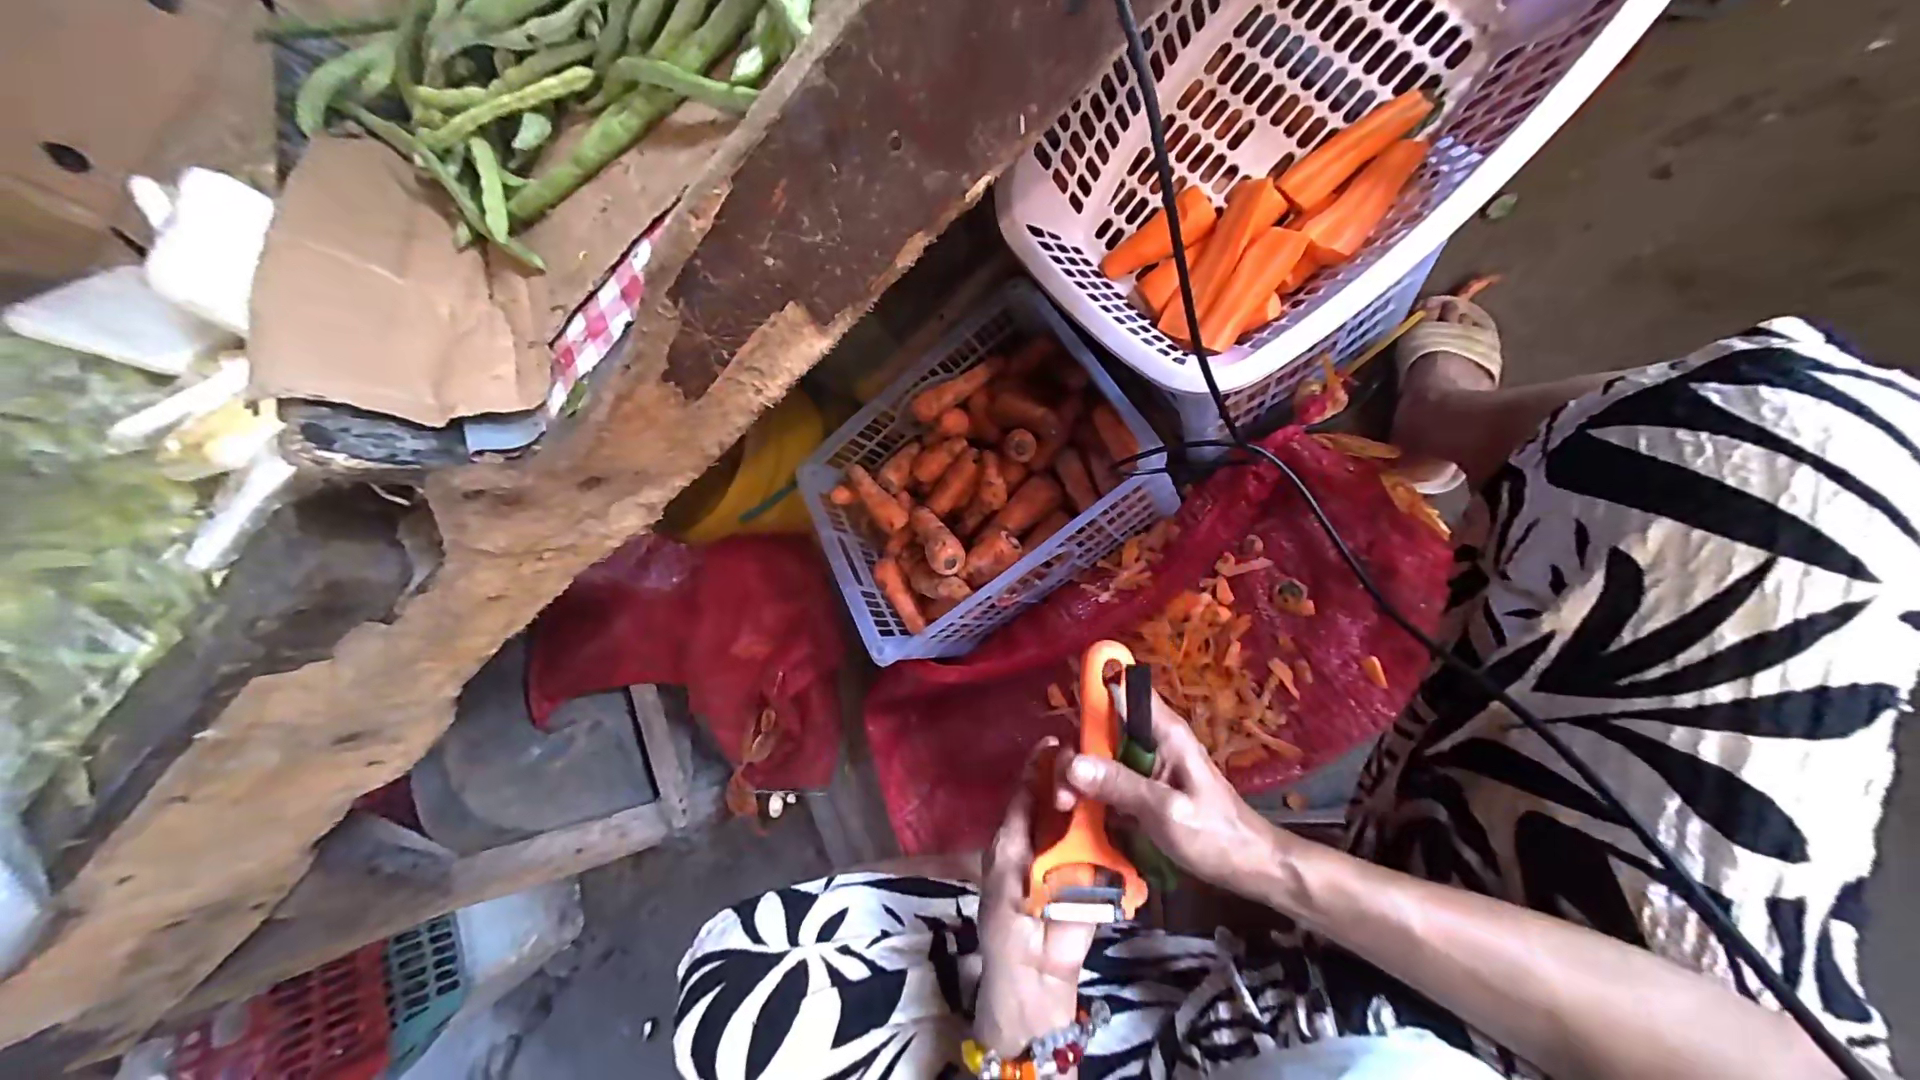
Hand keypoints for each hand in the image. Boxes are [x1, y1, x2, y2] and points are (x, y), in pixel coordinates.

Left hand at [973, 738, 1096, 1056]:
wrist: (1033, 971)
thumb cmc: (1007, 915)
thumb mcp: (1007, 863)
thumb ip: (1024, 825)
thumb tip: (1039, 786)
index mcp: (1019, 834)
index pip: (1030, 792)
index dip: (1040, 767)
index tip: (1054, 741)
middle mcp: (1048, 839)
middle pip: (1062, 801)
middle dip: (1072, 777)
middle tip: (1088, 751)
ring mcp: (1075, 857)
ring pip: (1085, 818)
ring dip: (1093, 797)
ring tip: (1106, 768)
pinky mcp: (1099, 878)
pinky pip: (1107, 848)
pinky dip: (1114, 828)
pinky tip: (1121, 803)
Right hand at [1058, 689, 1292, 895]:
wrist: (1251, 869)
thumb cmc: (1216, 836)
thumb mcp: (1166, 812)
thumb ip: (1120, 785)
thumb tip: (1072, 762)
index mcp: (1164, 731)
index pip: (1123, 688)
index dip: (1091, 687)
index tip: (1066, 718)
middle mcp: (1151, 738)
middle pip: (1099, 725)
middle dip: (1074, 752)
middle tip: (1062, 792)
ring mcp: (1145, 762)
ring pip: (1097, 753)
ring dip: (1077, 776)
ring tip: (1066, 807)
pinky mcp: (1141, 786)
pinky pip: (1106, 778)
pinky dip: (1089, 792)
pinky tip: (1078, 814)